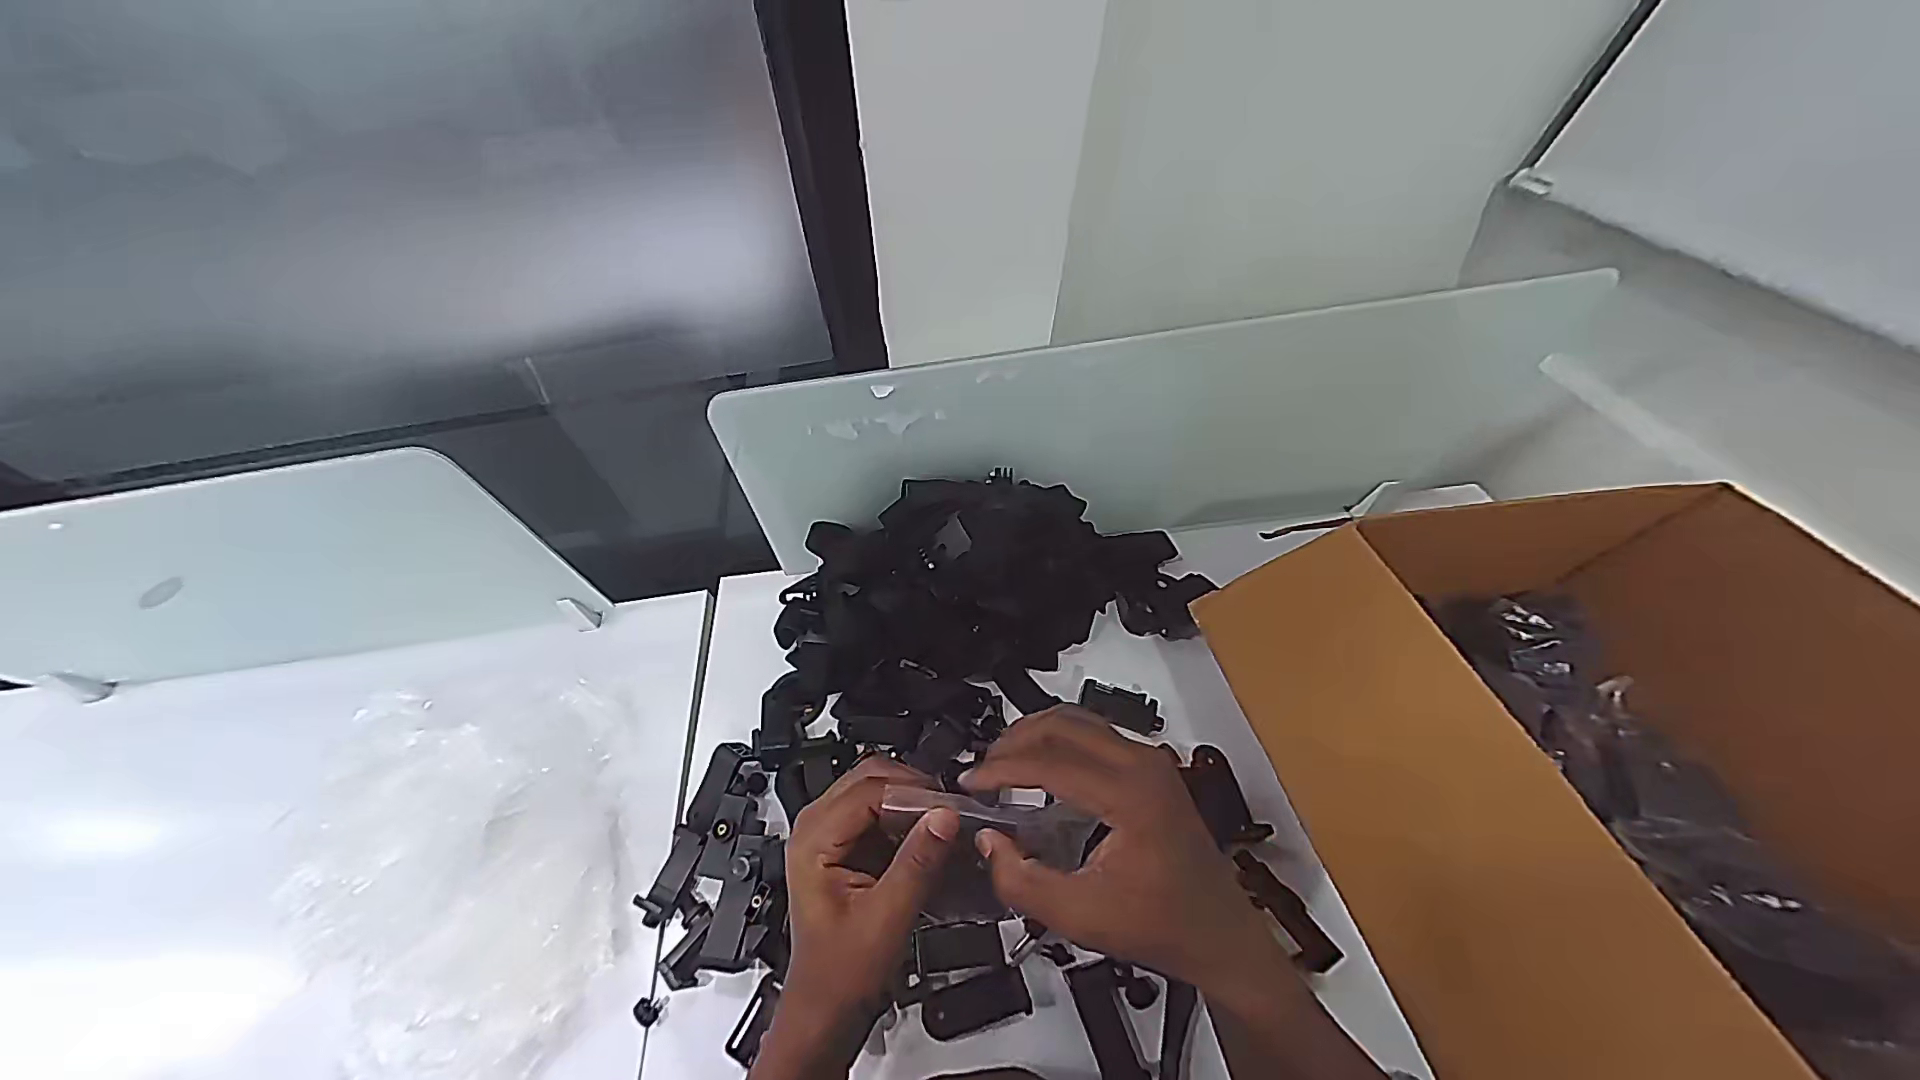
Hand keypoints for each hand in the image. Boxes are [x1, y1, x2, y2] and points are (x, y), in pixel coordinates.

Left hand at [752, 756, 958, 1079]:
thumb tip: (943, 816)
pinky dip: (908, 814)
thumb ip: (917, 863)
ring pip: (878, 785)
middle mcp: (816, 826)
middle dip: (914, 787)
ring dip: (912, 798)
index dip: (914, 794)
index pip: (870, 789)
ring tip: (943, 820)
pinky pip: (881, 807)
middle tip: (948, 809)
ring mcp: (830, 830)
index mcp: (813, 839)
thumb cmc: (840, 975)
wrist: (828, 1007)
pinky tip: (928, 834)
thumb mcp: (886, 919)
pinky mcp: (847, 840)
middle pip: (871, 775)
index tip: (948, 808)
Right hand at [959, 707, 1287, 994]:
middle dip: (1013, 741)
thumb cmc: (1165, 923)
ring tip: (1004, 761)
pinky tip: (1039, 762)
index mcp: (1131, 796)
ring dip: (1034, 733)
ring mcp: (1149, 760)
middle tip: (985, 768)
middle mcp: (1143, 765)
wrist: (1219, 932)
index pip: (1050, 761)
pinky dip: (1057, 738)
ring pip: (1077, 718)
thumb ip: (1023, 882)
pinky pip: (1093, 731)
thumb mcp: (1082, 917)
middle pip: (1061, 724)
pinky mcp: (1148, 765)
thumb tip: (991, 843)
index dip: (1001, 770)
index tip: (973, 783)